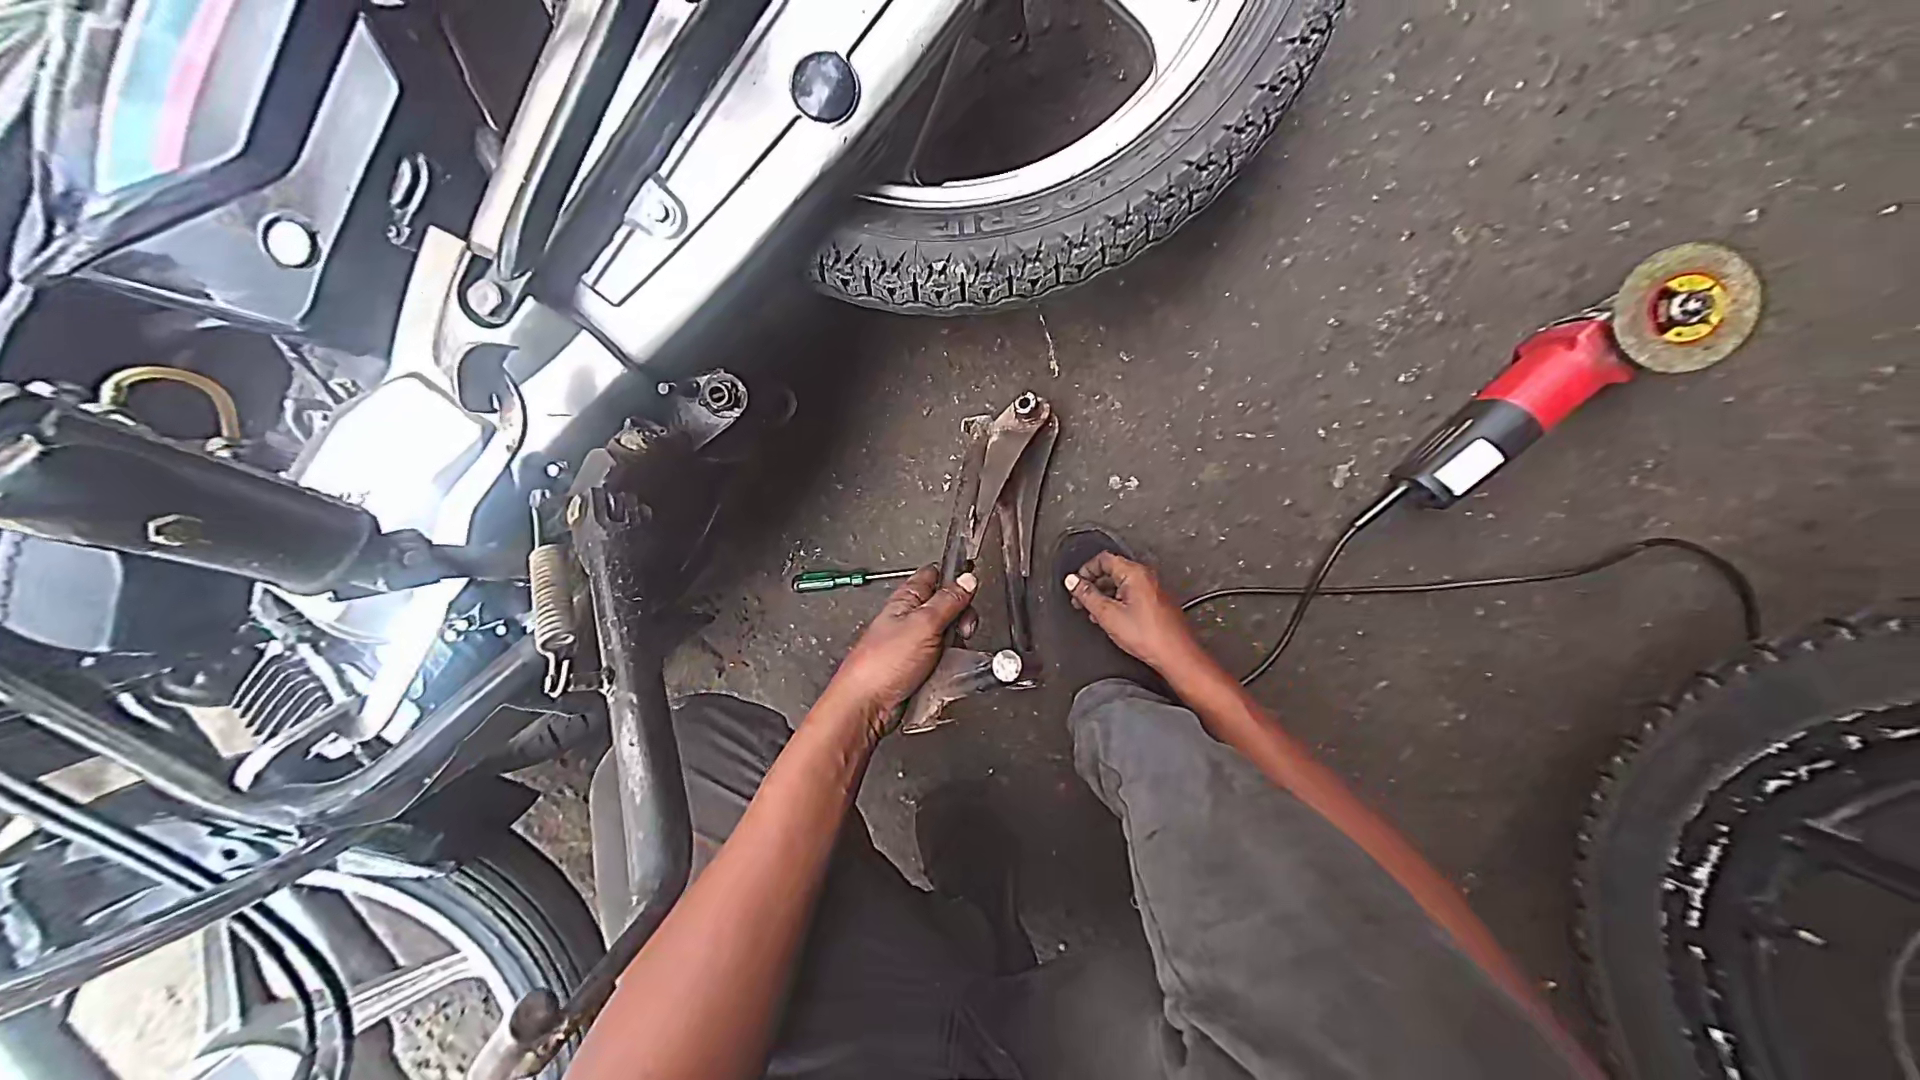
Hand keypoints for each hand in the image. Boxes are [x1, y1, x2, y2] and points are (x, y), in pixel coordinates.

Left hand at [824, 566, 976, 730]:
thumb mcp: (924, 624)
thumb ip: (948, 601)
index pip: (935, 575)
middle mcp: (910, 619)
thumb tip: (967, 580)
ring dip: (957, 645)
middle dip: (962, 618)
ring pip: (950, 635)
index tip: (971, 588)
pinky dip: (951, 663)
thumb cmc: (881, 664)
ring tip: (949, 654)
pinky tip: (946, 668)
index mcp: (906, 599)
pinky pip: (945, 659)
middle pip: (948, 608)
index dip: (955, 578)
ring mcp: (916, 644)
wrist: (868, 706)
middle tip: (961, 630)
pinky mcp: (921, 667)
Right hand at [1066, 552, 1201, 673]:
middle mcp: (1146, 576)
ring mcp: (1153, 588)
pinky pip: (1132, 594)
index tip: (1076, 584)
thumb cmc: (1150, 636)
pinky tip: (1112, 618)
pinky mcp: (1156, 601)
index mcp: (1135, 573)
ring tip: (1095, 613)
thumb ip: (1086, 595)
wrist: (1176, 654)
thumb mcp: (1107, 614)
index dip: (1085, 570)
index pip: (1103, 559)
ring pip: (1121, 583)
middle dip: (1093, 584)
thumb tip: (1073, 582)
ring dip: (1104, 595)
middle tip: (1081, 599)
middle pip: (1112, 570)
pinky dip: (1118, 601)